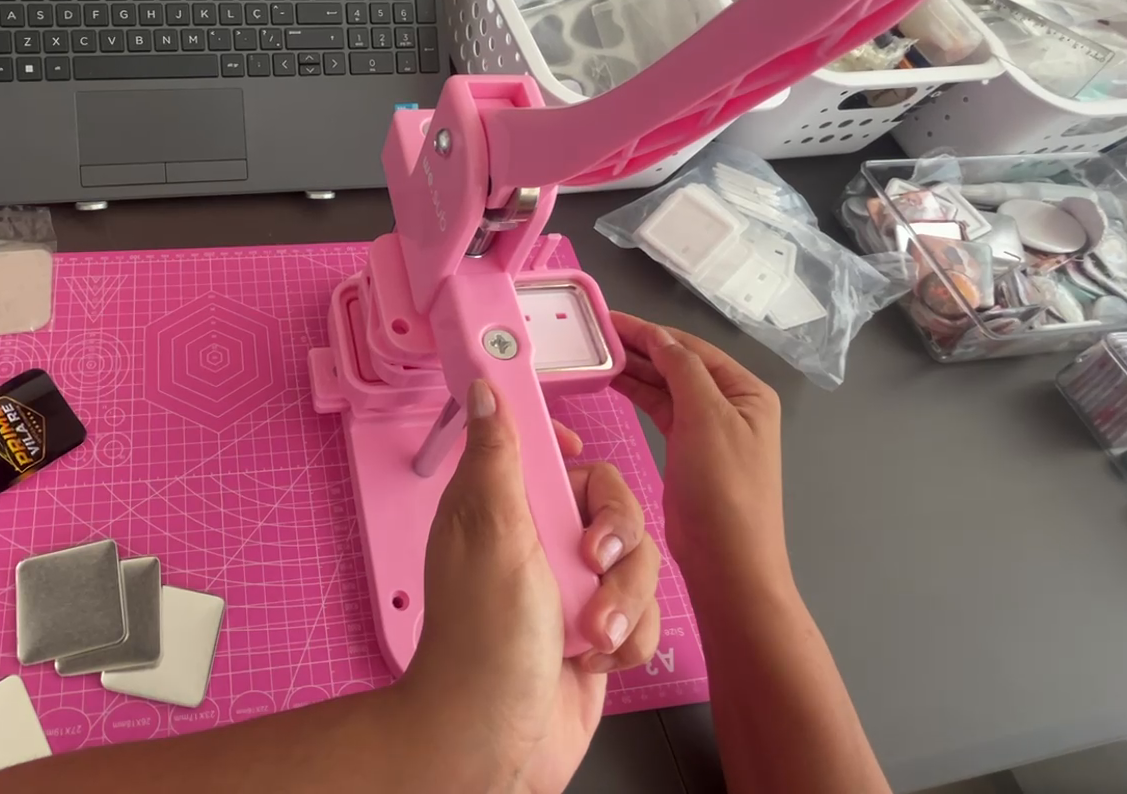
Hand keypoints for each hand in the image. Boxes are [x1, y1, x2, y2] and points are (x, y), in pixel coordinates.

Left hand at [400, 380, 662, 793]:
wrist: (499, 738)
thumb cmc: (485, 636)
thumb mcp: (491, 528)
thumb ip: (497, 453)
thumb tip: (484, 388)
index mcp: (499, 503)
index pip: (544, 451)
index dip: (569, 450)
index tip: (579, 459)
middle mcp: (534, 537)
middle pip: (609, 503)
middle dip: (615, 539)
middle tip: (593, 564)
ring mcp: (567, 583)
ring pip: (633, 559)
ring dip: (625, 597)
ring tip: (593, 630)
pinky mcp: (596, 625)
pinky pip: (642, 609)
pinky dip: (631, 633)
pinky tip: (601, 655)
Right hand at [609, 313, 787, 591]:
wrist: (725, 559)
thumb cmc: (723, 486)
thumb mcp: (706, 419)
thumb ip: (682, 370)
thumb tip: (658, 336)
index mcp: (745, 391)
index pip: (690, 348)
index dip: (649, 331)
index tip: (608, 318)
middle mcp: (728, 403)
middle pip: (676, 363)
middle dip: (638, 346)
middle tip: (592, 333)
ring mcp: (706, 426)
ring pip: (664, 384)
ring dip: (633, 368)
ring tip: (594, 353)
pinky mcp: (685, 446)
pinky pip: (657, 407)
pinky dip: (635, 392)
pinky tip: (610, 381)